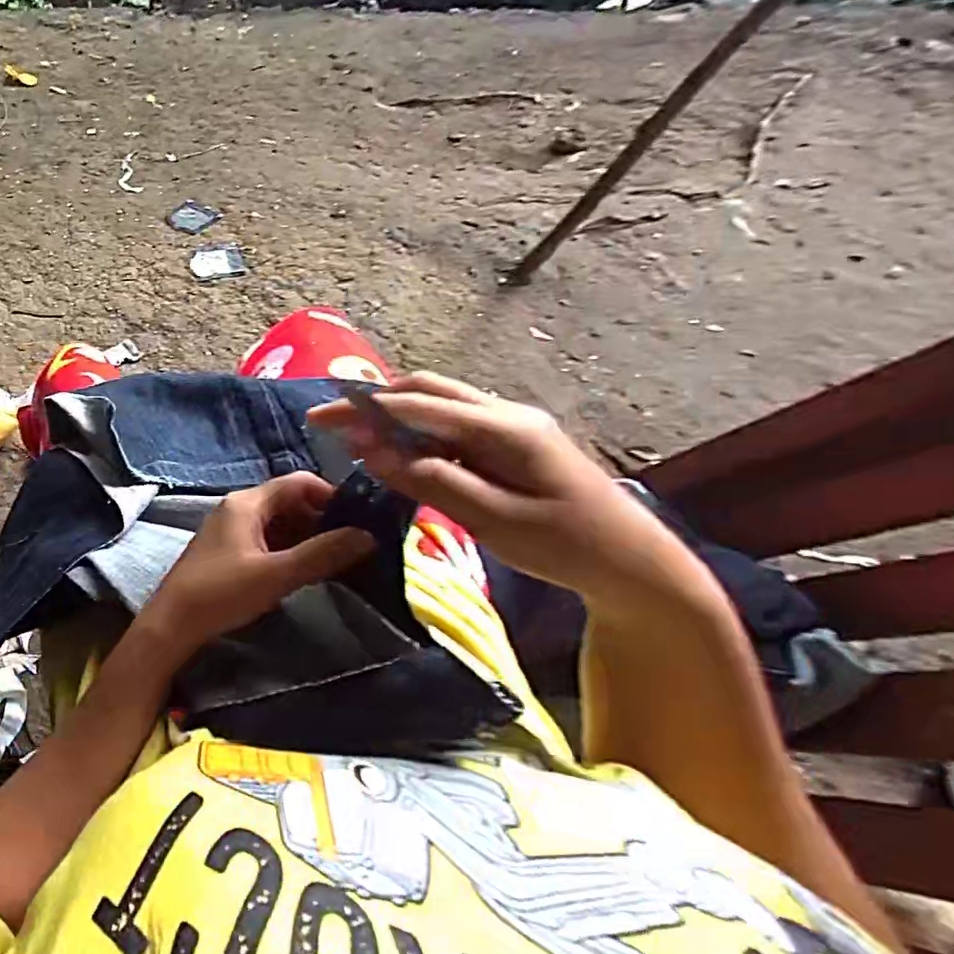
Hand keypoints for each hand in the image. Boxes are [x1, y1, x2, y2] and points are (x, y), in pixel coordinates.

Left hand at [140, 472, 374, 652]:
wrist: (171, 624)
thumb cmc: (221, 593)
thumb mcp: (276, 574)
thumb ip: (322, 554)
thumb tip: (368, 536)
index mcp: (247, 503)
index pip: (299, 482)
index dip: (332, 496)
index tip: (360, 520)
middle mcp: (238, 508)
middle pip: (290, 501)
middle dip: (322, 520)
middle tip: (355, 545)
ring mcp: (231, 530)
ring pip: (279, 523)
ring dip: (307, 537)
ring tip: (338, 560)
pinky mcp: (228, 551)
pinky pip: (266, 539)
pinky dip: (288, 549)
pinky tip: (306, 570)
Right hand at [307, 372, 704, 611]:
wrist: (632, 563)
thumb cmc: (567, 546)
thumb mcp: (494, 520)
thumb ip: (433, 481)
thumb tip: (374, 453)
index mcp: (504, 429)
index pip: (420, 406)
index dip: (366, 410)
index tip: (321, 419)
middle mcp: (505, 415)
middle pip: (426, 391)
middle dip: (373, 401)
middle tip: (329, 420)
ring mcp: (508, 426)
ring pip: (437, 405)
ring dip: (392, 415)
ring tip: (351, 436)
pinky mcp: (507, 444)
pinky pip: (449, 426)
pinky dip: (413, 432)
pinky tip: (394, 451)